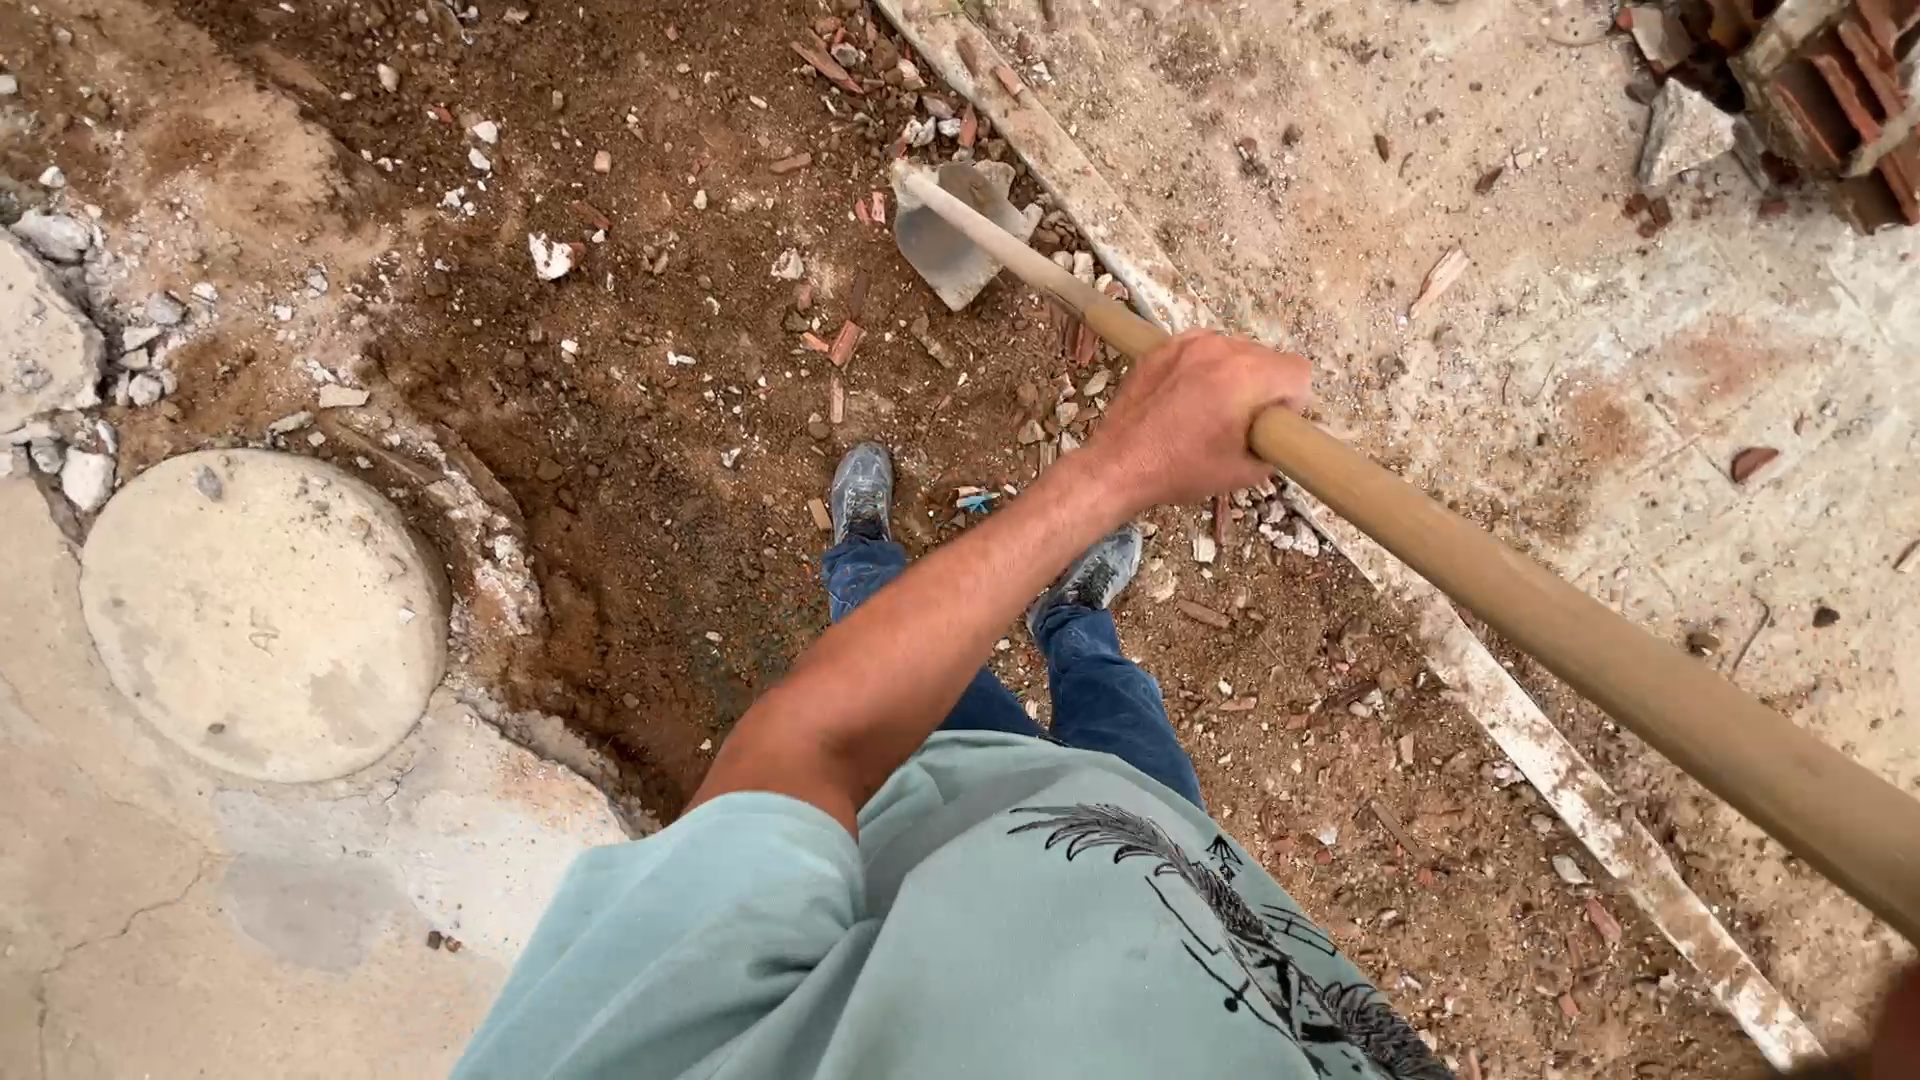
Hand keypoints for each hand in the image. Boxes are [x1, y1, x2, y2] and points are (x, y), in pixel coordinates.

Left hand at [1082, 329, 1311, 514]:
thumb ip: (1277, 447)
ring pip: (1234, 350)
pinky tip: (1190, 395)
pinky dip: (1204, 366)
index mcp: (1246, 376)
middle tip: (1241, 422)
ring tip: (1211, 409)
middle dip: (1264, 388)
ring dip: (1234, 375)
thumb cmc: (1180, 470)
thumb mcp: (1244, 472)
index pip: (1298, 373)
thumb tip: (1280, 434)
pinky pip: (1201, 348)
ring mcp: (1186, 344)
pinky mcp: (1161, 348)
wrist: (1119, 465)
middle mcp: (1220, 349)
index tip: (1271, 425)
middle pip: (1267, 358)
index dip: (1293, 403)